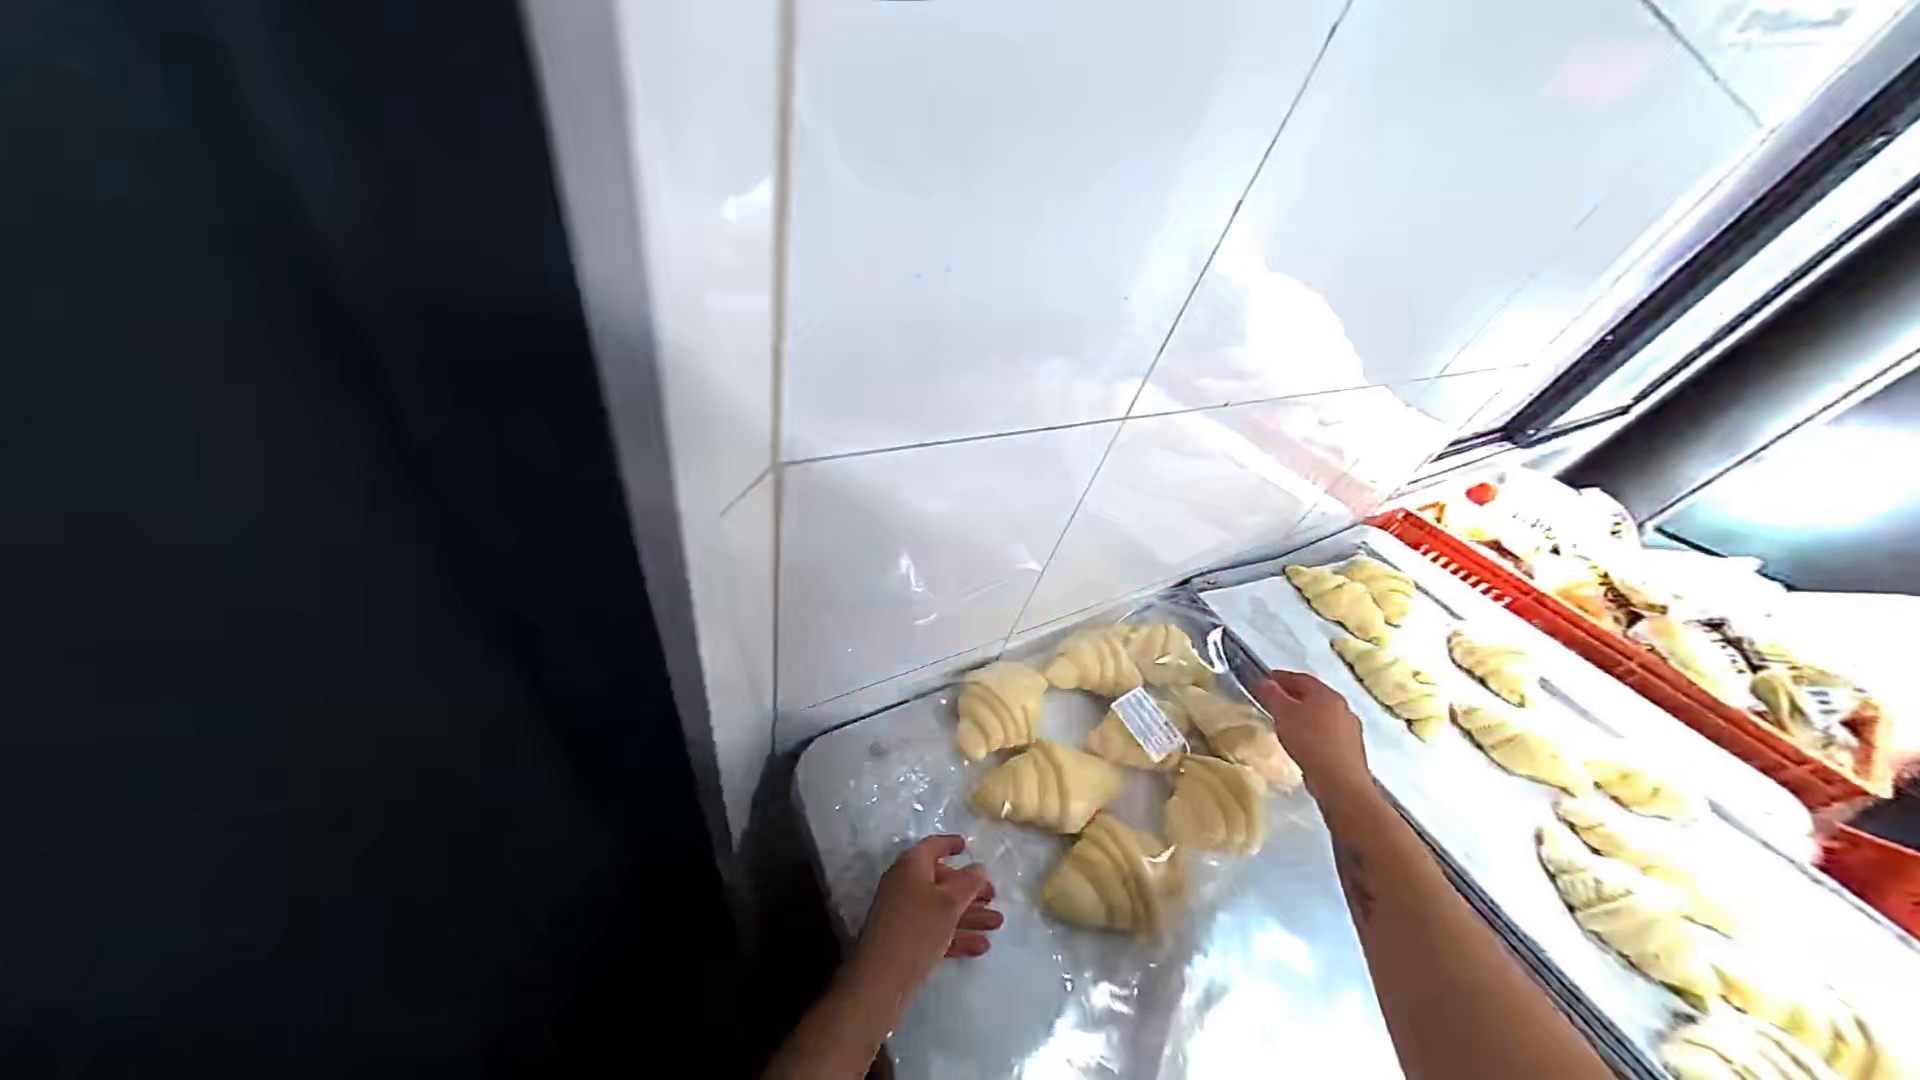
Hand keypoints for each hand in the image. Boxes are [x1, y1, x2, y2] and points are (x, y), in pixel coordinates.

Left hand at [849, 835, 1001, 1000]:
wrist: (882, 979)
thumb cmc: (918, 928)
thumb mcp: (949, 902)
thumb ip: (968, 882)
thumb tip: (978, 868)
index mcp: (911, 867)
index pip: (933, 846)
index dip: (950, 844)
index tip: (967, 845)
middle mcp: (906, 886)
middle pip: (942, 881)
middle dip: (969, 889)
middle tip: (993, 896)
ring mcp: (906, 915)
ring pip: (942, 909)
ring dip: (970, 915)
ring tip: (997, 923)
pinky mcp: (908, 942)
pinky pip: (937, 931)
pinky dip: (958, 936)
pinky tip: (982, 946)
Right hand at [1251, 670, 1369, 799]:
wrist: (1340, 780)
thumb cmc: (1309, 740)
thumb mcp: (1283, 714)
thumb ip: (1272, 695)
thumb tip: (1264, 682)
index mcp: (1326, 694)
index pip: (1302, 678)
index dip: (1282, 677)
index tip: (1267, 678)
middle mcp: (1342, 707)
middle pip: (1314, 695)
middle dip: (1293, 694)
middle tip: (1274, 697)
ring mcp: (1350, 728)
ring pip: (1322, 713)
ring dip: (1304, 712)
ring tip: (1286, 719)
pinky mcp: (1351, 747)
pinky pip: (1328, 731)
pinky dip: (1313, 729)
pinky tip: (1303, 739)